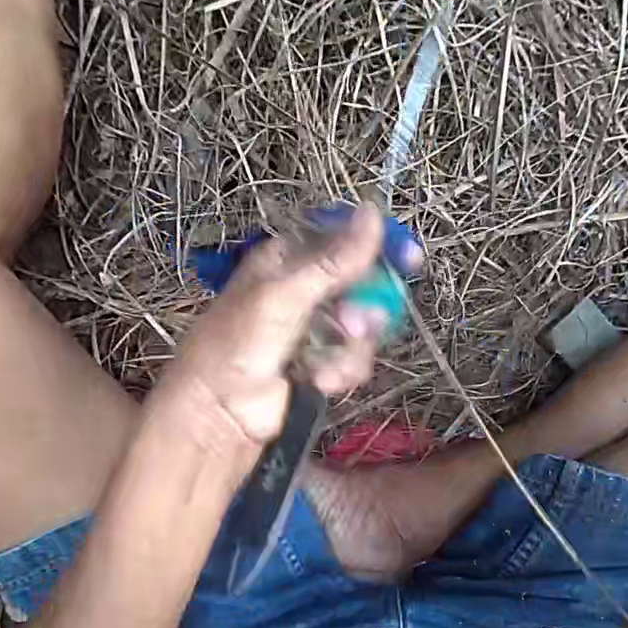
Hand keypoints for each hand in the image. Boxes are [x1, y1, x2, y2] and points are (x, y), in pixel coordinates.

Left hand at [152, 205, 413, 450]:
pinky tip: (320, 382)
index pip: (342, 239)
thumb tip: (373, 213)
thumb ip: (333, 261)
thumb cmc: (238, 346)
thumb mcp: (284, 296)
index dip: (377, 246)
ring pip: (364, 324)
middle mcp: (305, 289)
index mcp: (287, 260)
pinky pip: (356, 357)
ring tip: (326, 365)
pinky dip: (342, 371)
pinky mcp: (324, 362)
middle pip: (362, 284)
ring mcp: (316, 327)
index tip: (408, 258)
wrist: (218, 415)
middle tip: (354, 325)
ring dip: (351, 347)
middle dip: (363, 309)